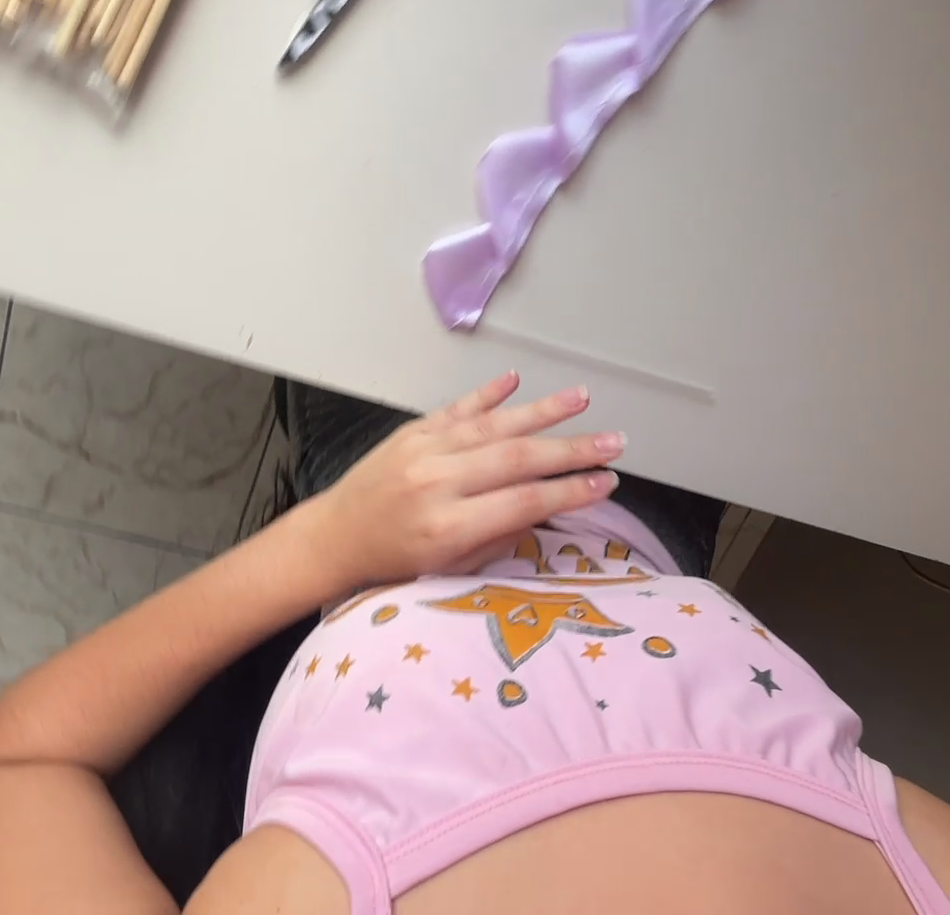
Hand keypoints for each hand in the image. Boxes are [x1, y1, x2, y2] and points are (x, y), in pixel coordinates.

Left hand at [304, 373, 625, 588]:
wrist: (335, 536)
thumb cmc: (395, 562)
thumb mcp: (450, 569)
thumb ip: (499, 537)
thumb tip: (546, 507)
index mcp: (449, 526)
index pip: (524, 502)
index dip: (571, 492)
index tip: (608, 482)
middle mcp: (438, 482)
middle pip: (517, 459)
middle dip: (572, 450)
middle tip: (615, 442)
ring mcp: (424, 450)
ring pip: (493, 425)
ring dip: (542, 411)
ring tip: (582, 398)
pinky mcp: (413, 430)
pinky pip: (457, 408)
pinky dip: (487, 393)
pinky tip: (515, 380)